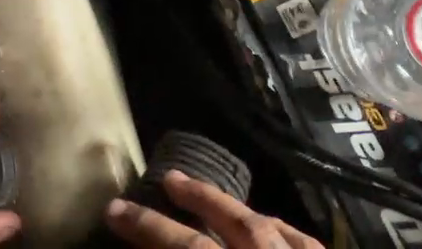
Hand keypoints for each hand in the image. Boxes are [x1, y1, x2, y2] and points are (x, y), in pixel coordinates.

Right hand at [106, 171, 323, 248]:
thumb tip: (153, 245)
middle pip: (234, 221)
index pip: (188, 246)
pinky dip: (282, 230)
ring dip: (237, 208)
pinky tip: (271, 225)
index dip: (148, 226)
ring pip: (271, 225)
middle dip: (197, 197)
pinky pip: (307, 244)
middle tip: (168, 178)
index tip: (114, 209)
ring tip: (211, 195)